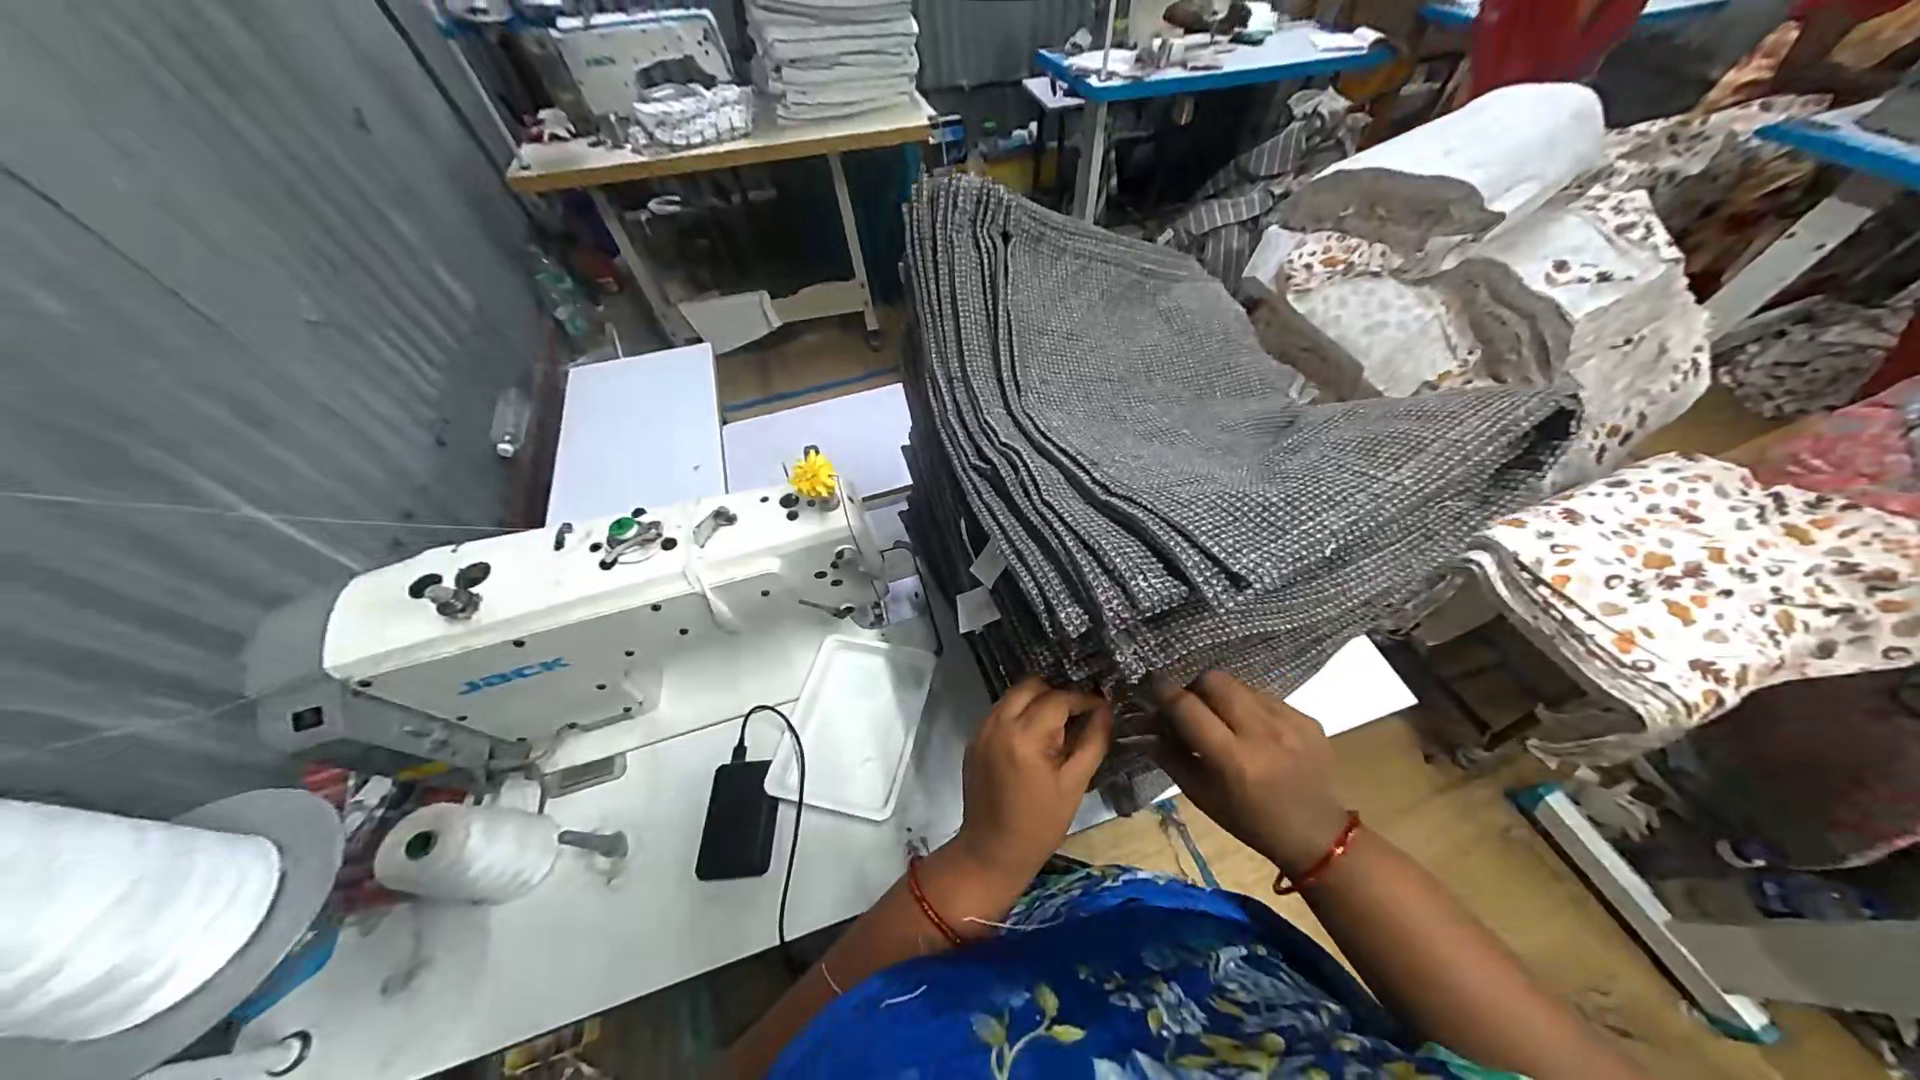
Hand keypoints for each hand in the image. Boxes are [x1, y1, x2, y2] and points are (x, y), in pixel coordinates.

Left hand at [947, 676, 1111, 886]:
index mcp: (1025, 736)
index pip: (1058, 699)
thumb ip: (1093, 741)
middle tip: (1077, 714)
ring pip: (1012, 696)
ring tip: (1057, 726)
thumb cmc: (1040, 823)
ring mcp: (981, 730)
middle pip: (1031, 686)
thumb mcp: (1075, 784)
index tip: (1101, 705)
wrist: (991, 850)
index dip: (1083, 699)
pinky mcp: (974, 739)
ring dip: (1036, 701)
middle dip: (1056, 694)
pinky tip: (1034, 738)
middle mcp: (998, 724)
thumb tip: (1105, 710)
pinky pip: (1000, 712)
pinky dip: (1018, 714)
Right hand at [1148, 670, 1349, 877]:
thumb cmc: (1250, 821)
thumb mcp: (1201, 796)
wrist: (1317, 835)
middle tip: (1190, 705)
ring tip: (1222, 718)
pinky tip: (1252, 729)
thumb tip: (1143, 725)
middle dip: (1194, 688)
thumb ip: (1169, 756)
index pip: (1187, 707)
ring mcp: (1289, 722)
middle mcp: (1262, 734)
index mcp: (1233, 759)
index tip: (1152, 688)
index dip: (1164, 692)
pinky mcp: (1306, 718)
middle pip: (1214, 681)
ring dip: (1221, 696)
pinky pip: (1264, 696)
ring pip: (1239, 684)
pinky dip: (1248, 706)